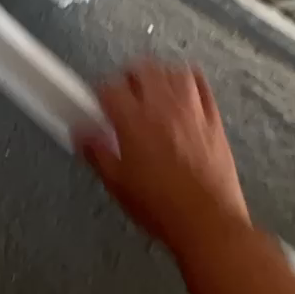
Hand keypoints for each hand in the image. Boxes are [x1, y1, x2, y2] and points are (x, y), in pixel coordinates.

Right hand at [79, 61, 249, 247]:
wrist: (209, 223)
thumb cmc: (159, 206)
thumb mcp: (117, 184)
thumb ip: (96, 152)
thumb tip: (80, 132)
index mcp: (133, 121)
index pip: (110, 88)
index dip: (102, 93)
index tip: (101, 105)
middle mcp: (161, 107)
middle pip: (142, 69)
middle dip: (129, 77)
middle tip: (126, 93)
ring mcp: (191, 110)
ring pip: (173, 72)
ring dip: (160, 74)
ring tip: (154, 88)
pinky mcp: (214, 120)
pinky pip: (202, 85)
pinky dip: (191, 81)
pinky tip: (185, 90)